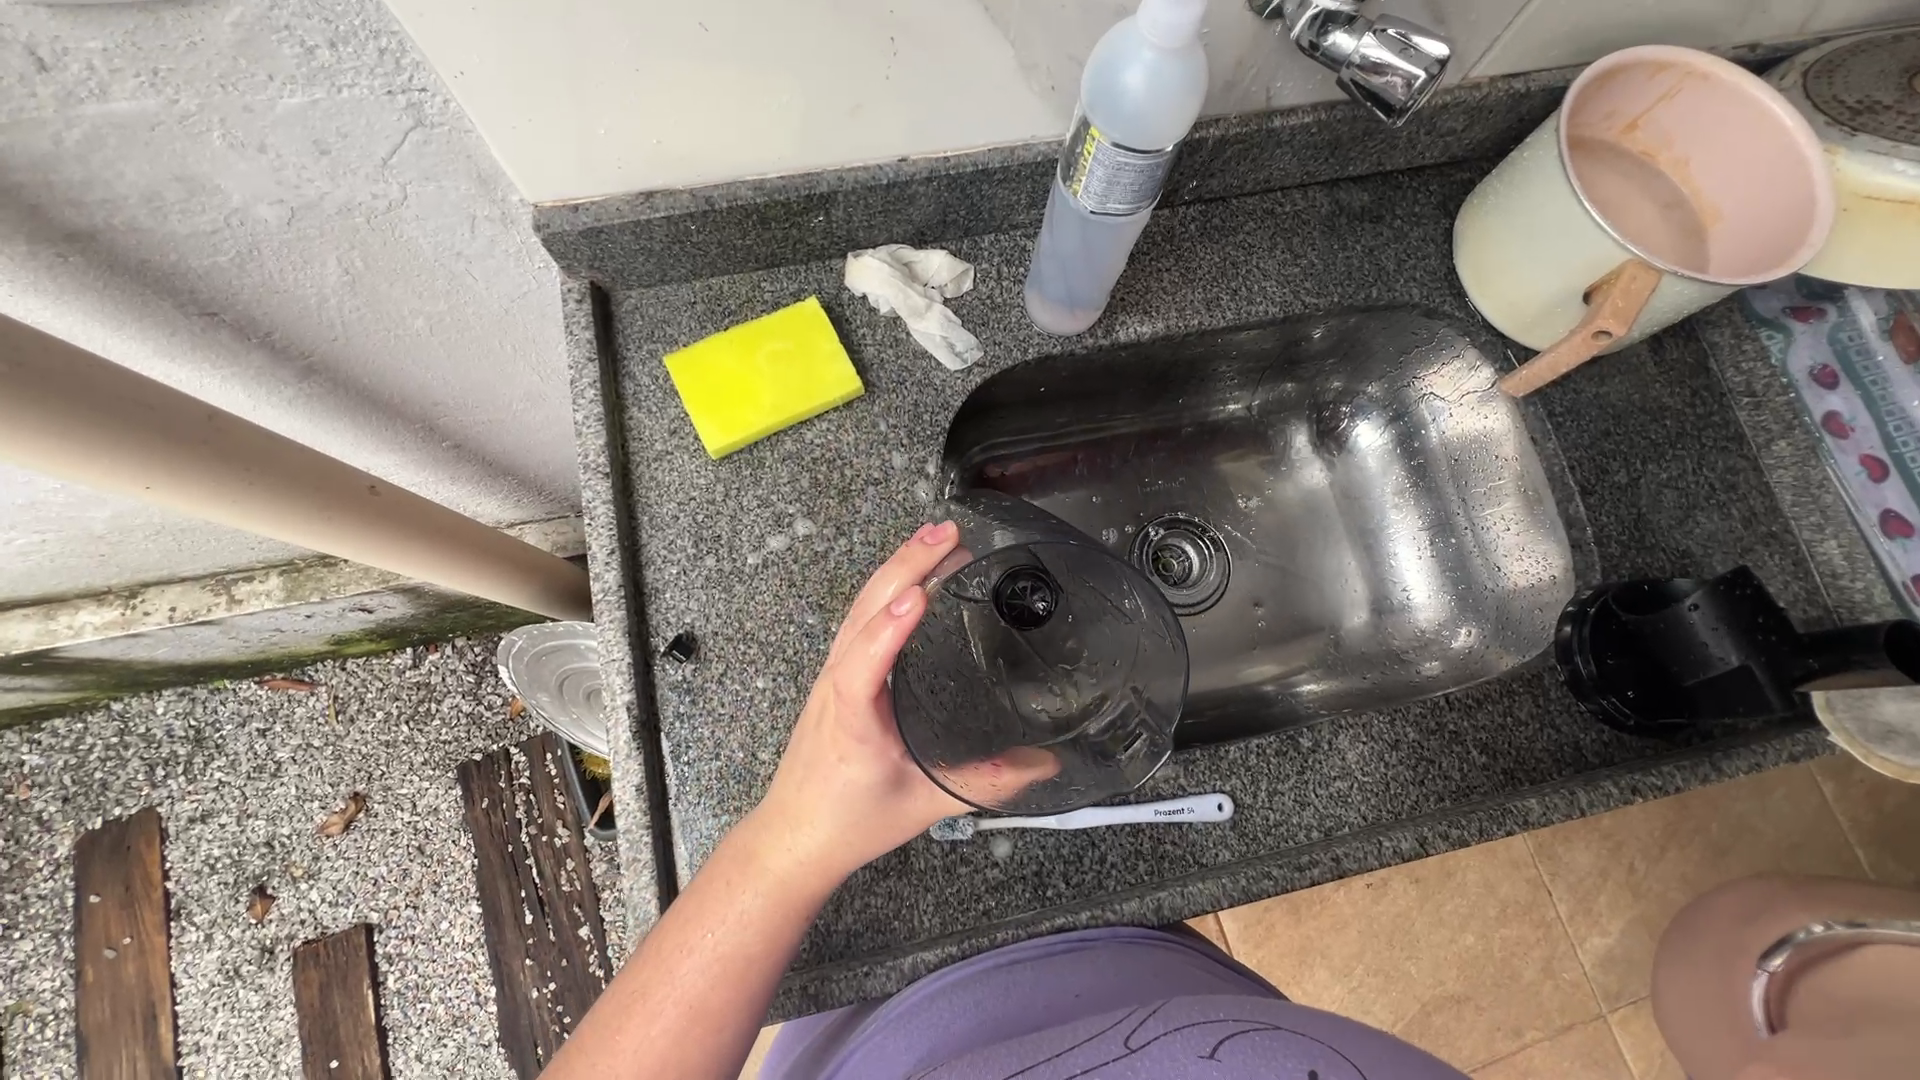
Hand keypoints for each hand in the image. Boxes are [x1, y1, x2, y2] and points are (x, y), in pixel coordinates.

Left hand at [747, 521, 970, 885]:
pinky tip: (911, 578)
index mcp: (850, 714)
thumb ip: (984, 783)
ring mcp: (832, 673)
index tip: (923, 594)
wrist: (794, 835)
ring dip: (897, 567)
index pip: (865, 661)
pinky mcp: (836, 673)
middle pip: (865, 609)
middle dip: (906, 564)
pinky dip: (887, 588)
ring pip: (861, 606)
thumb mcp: (923, 804)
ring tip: (935, 537)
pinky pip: (859, 618)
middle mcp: (835, 681)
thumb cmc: (848, 820)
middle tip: (949, 532)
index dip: (893, 627)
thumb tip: (1043, 765)